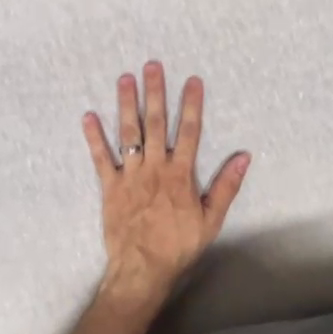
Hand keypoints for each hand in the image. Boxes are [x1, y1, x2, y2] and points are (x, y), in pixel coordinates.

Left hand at [81, 62, 250, 299]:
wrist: (143, 268)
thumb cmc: (179, 246)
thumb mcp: (211, 219)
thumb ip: (226, 186)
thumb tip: (243, 157)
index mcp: (180, 174)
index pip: (189, 132)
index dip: (191, 105)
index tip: (192, 80)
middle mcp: (155, 168)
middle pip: (156, 123)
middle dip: (155, 92)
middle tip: (152, 65)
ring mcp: (130, 175)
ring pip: (129, 133)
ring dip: (126, 104)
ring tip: (124, 78)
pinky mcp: (110, 187)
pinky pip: (101, 158)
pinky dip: (94, 137)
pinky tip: (88, 116)